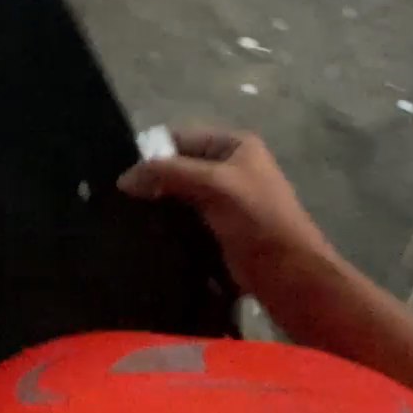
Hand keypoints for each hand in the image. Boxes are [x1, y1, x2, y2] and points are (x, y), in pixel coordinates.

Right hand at [118, 129, 336, 293]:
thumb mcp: (213, 184)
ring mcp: (224, 198)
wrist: (290, 274)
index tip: (125, 176)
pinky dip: (167, 222)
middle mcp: (229, 165)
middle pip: (177, 165)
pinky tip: (147, 232)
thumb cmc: (256, 219)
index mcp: (234, 144)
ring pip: (178, 193)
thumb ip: (168, 173)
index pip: (179, 138)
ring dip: (158, 204)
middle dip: (153, 180)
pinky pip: (184, 217)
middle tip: (122, 198)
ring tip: (129, 215)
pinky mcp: (218, 227)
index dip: (152, 153)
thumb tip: (124, 179)